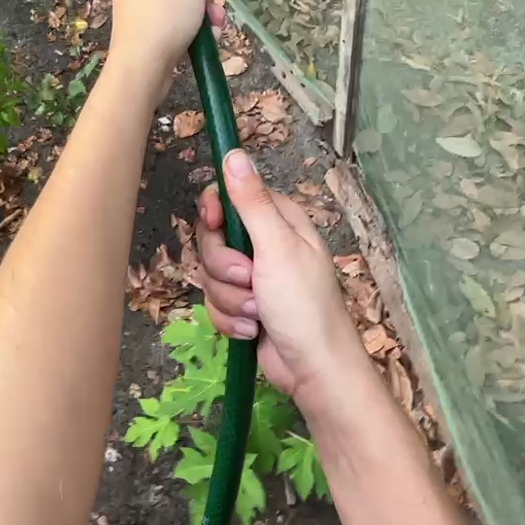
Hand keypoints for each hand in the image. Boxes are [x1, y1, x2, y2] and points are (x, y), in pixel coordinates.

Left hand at [107, 0, 223, 94]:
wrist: (144, 63)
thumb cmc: (167, 13)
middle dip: (203, 0)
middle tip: (215, 13)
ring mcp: (136, 16)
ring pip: (177, 11)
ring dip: (201, 19)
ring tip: (215, 32)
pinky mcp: (142, 40)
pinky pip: (170, 31)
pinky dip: (188, 35)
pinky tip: (204, 44)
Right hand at [196, 149, 368, 396]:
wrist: (314, 370)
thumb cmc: (303, 304)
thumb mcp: (277, 246)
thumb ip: (251, 201)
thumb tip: (233, 153)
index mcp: (278, 221)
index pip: (229, 197)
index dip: (215, 212)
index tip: (214, 224)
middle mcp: (264, 244)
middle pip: (212, 238)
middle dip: (224, 266)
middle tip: (249, 280)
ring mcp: (253, 277)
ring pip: (210, 274)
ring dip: (228, 298)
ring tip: (256, 312)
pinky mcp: (243, 306)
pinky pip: (214, 302)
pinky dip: (229, 319)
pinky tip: (252, 329)